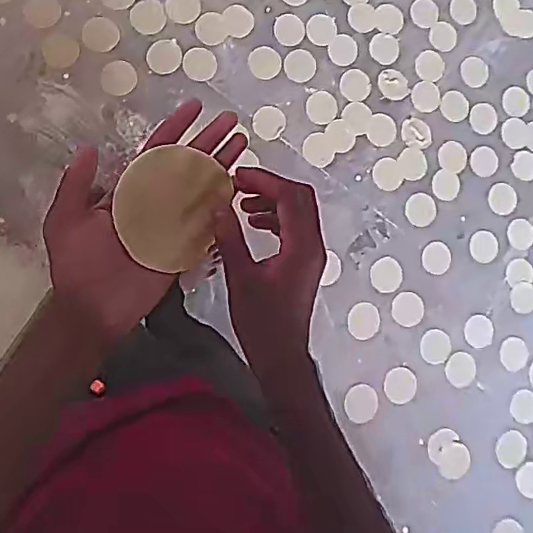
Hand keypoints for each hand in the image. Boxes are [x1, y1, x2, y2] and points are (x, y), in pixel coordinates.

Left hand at [44, 100, 246, 343]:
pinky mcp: (184, 243)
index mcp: (129, 190)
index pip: (157, 151)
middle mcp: (154, 200)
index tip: (195, 108)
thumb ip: (76, 184)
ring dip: (222, 163)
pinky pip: (207, 218)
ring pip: (201, 185)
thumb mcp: (64, 220)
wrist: (92, 309)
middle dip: (209, 139)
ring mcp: (172, 221)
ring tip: (242, 143)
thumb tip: (88, 148)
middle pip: (187, 162)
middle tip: (231, 120)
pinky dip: (222, 200)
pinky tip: (238, 182)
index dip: (176, 127)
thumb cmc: (76, 265)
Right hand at [213, 166, 325, 382]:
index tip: (240, 176)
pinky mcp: (304, 263)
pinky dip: (275, 218)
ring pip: (298, 212)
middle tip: (241, 184)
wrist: (281, 356)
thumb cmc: (263, 326)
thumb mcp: (240, 278)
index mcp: (302, 246)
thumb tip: (220, 208)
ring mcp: (311, 255)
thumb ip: (230, 240)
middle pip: (299, 198)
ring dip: (272, 201)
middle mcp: (313, 246)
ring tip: (242, 203)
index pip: (290, 197)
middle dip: (270, 186)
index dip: (264, 180)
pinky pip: (294, 228)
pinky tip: (253, 223)